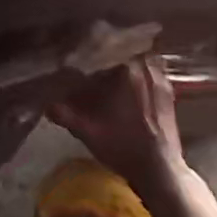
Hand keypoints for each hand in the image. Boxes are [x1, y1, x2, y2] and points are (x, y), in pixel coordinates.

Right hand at [49, 55, 186, 192]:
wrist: (160, 170)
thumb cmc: (123, 147)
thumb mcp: (88, 132)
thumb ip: (65, 115)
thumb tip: (47, 104)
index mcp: (125, 70)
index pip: (106, 46)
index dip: (92, 47)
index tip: (82, 50)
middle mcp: (145, 68)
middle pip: (125, 47)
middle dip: (111, 50)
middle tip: (97, 57)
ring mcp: (160, 78)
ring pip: (141, 56)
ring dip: (128, 57)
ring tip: (114, 65)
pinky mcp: (169, 91)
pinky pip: (153, 69)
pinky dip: (142, 69)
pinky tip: (132, 80)